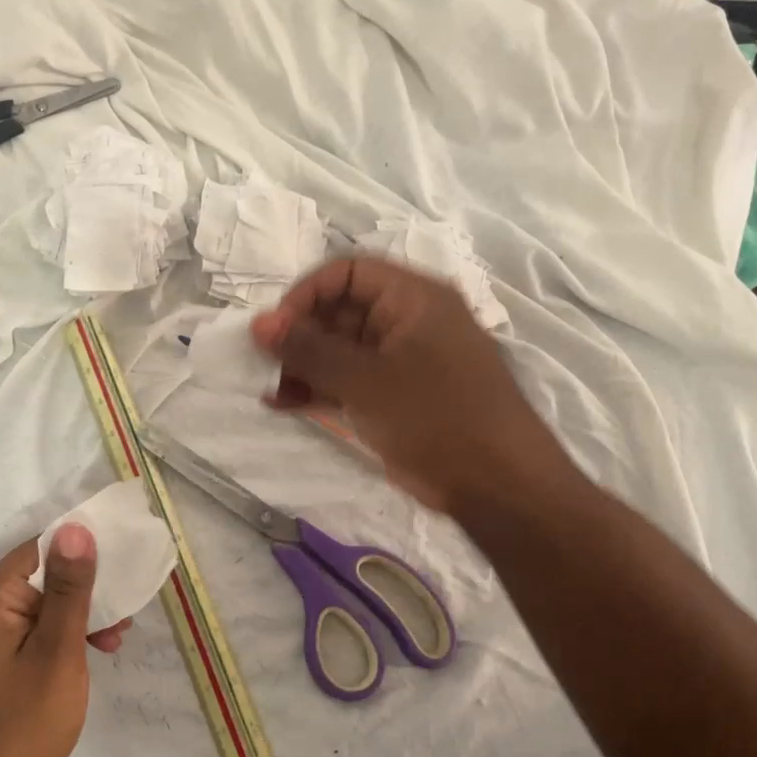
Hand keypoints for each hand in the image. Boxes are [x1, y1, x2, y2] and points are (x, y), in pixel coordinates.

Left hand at [0, 525, 129, 756]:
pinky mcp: (0, 661)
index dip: (85, 547)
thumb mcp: (58, 652)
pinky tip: (97, 653)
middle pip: (44, 574)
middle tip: (129, 610)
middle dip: (89, 587)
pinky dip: (68, 637)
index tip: (128, 557)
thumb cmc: (24, 723)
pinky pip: (39, 631)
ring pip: (47, 604)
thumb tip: (76, 528)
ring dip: (84, 614)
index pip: (42, 547)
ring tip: (117, 639)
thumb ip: (69, 590)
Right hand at [251, 257, 577, 516]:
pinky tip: (284, 404)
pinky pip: (349, 379)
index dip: (306, 294)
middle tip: (264, 365)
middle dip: (298, 335)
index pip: (347, 272)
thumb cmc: (436, 418)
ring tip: (271, 391)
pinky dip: (318, 388)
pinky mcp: (396, 397)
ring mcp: (403, 360)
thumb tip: (258, 323)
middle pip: (340, 310)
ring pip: (340, 348)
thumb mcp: (365, 380)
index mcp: (414, 298)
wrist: (498, 485)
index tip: (275, 331)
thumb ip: (308, 349)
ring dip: (302, 366)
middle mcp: (409, 320)